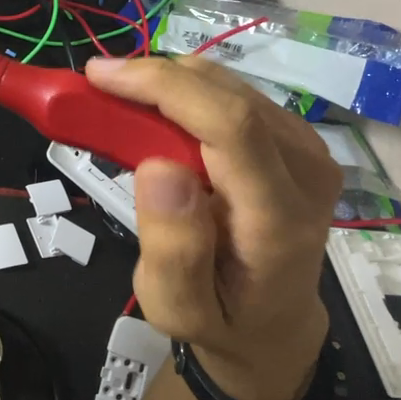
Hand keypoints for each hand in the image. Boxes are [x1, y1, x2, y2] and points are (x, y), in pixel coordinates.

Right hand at [86, 56, 341, 399]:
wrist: (274, 323)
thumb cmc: (217, 316)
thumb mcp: (177, 308)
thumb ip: (171, 248)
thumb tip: (159, 168)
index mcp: (276, 217)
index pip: (230, 125)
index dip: (161, 86)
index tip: (97, 76)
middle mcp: (306, 173)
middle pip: (226, 95)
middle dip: (150, 77)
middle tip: (92, 90)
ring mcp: (308, 150)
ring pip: (226, 84)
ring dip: (163, 82)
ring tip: (119, 105)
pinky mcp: (297, 138)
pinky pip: (231, 91)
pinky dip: (182, 90)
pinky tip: (154, 112)